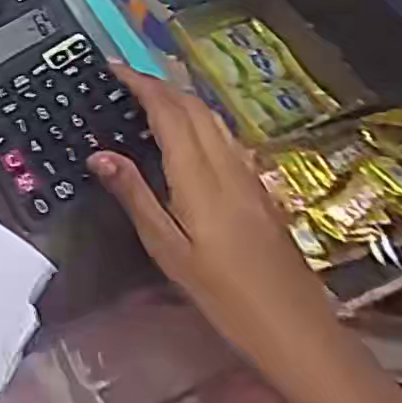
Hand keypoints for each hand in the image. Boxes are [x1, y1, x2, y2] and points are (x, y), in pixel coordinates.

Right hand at [88, 66, 401, 402]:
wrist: (301, 334)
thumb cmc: (225, 296)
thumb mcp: (168, 250)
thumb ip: (135, 196)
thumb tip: (100, 153)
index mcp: (200, 178)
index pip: (170, 113)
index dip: (141, 84)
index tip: (114, 68)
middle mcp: (228, 167)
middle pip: (194, 108)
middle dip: (159, 84)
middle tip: (124, 77)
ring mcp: (250, 178)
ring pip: (213, 119)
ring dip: (180, 98)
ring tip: (149, 95)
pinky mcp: (261, 191)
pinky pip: (225, 138)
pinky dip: (198, 119)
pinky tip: (188, 134)